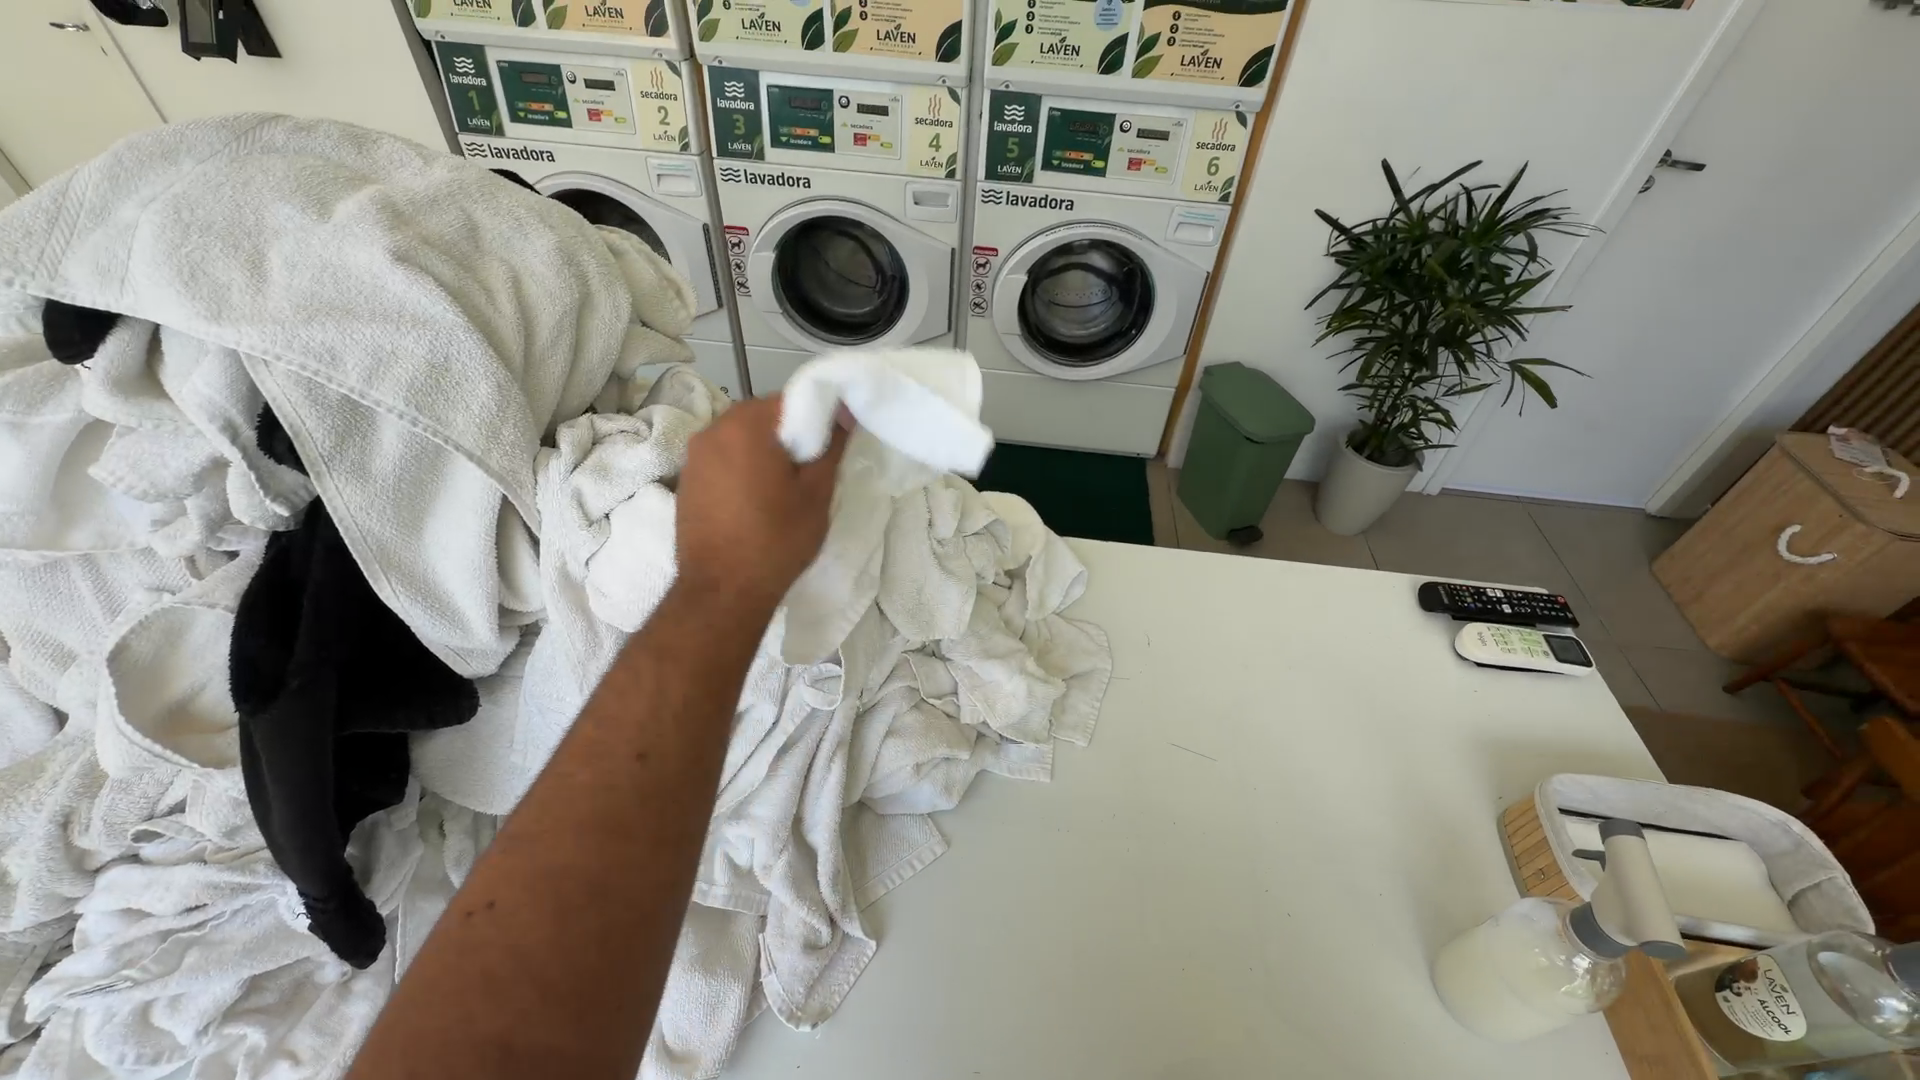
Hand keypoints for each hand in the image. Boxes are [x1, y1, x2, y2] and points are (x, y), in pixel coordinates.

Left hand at [676, 395, 849, 610]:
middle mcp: (712, 430)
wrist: (722, 592)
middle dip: (787, 434)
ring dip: (762, 452)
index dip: (816, 417)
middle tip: (810, 468)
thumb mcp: (817, 493)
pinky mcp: (685, 481)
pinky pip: (721, 460)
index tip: (830, 445)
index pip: (791, 399)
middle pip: (761, 416)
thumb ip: (832, 446)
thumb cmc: (776, 540)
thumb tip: (844, 413)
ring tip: (783, 487)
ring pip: (739, 438)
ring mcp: (693, 456)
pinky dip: (741, 468)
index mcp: (746, 425)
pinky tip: (755, 500)